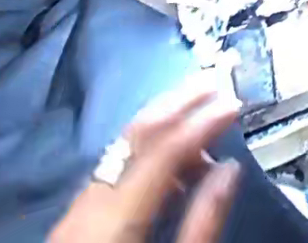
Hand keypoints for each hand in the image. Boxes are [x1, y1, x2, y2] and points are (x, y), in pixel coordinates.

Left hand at [49, 84, 242, 242]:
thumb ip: (203, 224)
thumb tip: (231, 168)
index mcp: (111, 226)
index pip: (163, 153)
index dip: (202, 121)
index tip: (236, 101)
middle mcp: (86, 211)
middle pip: (135, 138)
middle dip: (178, 103)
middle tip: (217, 80)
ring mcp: (72, 218)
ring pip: (122, 149)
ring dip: (164, 124)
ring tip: (204, 115)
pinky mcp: (70, 228)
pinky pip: (113, 171)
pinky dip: (146, 152)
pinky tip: (173, 159)